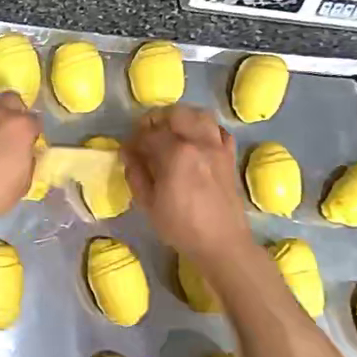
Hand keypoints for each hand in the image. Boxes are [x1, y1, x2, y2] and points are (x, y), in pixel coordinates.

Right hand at [124, 105, 255, 262]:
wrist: (222, 243)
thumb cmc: (181, 227)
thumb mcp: (148, 204)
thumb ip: (136, 174)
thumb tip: (129, 154)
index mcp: (175, 154)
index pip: (148, 134)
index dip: (133, 140)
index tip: (127, 151)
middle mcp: (198, 142)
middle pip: (176, 114)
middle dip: (157, 120)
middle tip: (147, 135)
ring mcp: (217, 147)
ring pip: (200, 115)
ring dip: (182, 119)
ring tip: (171, 133)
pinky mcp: (229, 156)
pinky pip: (219, 131)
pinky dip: (205, 130)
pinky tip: (196, 143)